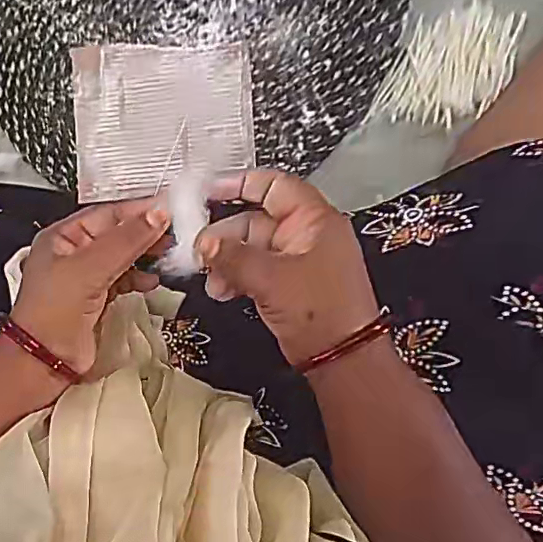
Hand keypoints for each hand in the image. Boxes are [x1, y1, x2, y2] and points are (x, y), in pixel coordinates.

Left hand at [11, 197, 170, 373]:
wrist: (44, 361)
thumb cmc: (51, 313)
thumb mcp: (89, 268)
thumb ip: (126, 241)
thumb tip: (156, 215)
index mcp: (63, 236)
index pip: (108, 213)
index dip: (139, 210)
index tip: (168, 209)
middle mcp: (73, 254)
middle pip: (118, 233)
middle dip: (146, 232)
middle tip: (175, 231)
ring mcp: (86, 278)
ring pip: (123, 257)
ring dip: (146, 255)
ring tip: (167, 253)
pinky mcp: (97, 299)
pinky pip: (124, 280)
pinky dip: (140, 278)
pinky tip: (152, 280)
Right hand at [197, 170, 381, 365]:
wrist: (342, 358)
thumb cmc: (321, 311)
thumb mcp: (271, 278)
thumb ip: (233, 256)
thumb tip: (204, 243)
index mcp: (313, 220)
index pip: (274, 186)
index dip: (240, 184)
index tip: (208, 191)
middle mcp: (305, 236)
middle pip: (255, 221)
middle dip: (225, 237)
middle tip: (200, 251)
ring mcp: (296, 262)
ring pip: (251, 250)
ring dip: (226, 262)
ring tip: (211, 279)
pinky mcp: (288, 285)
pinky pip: (255, 271)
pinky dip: (236, 278)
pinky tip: (221, 291)